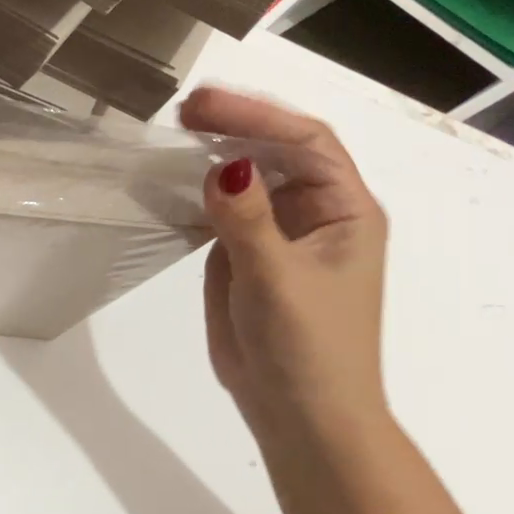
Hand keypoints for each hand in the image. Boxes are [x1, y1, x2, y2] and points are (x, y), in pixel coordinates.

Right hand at [181, 87, 391, 439]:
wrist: (297, 406)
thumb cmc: (306, 344)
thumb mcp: (277, 278)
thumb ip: (248, 221)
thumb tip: (221, 166)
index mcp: (345, 211)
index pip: (306, 144)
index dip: (257, 118)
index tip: (203, 106)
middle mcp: (315, 214)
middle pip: (278, 152)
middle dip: (235, 125)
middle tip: (182, 109)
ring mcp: (278, 234)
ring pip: (248, 177)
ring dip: (214, 151)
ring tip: (171, 133)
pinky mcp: (244, 255)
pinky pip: (222, 209)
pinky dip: (197, 189)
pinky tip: (168, 180)